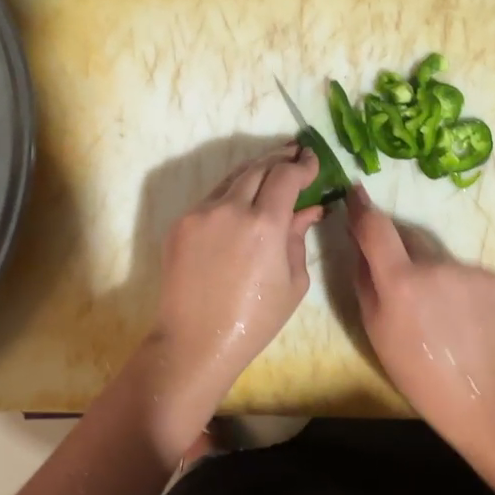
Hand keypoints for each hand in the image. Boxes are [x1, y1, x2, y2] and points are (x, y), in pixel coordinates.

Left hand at [135, 145, 324, 433]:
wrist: (196, 341)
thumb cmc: (254, 319)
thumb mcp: (293, 282)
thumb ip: (299, 237)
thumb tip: (309, 210)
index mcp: (264, 224)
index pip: (286, 176)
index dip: (303, 164)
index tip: (313, 159)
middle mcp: (230, 208)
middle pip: (258, 167)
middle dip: (280, 158)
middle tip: (296, 153)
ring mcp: (201, 213)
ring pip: (232, 178)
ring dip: (255, 169)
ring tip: (272, 168)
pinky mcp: (181, 223)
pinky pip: (212, 198)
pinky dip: (233, 191)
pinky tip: (244, 198)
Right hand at [345, 186, 494, 437]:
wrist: (481, 395)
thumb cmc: (417, 371)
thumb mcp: (375, 330)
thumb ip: (364, 281)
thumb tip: (360, 247)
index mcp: (400, 281)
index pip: (376, 227)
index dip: (362, 208)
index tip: (355, 193)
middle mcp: (435, 265)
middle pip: (408, 236)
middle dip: (396, 246)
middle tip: (393, 273)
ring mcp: (468, 269)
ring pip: (437, 257)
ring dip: (428, 270)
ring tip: (434, 310)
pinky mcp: (494, 277)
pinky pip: (464, 272)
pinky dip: (457, 285)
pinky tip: (461, 316)